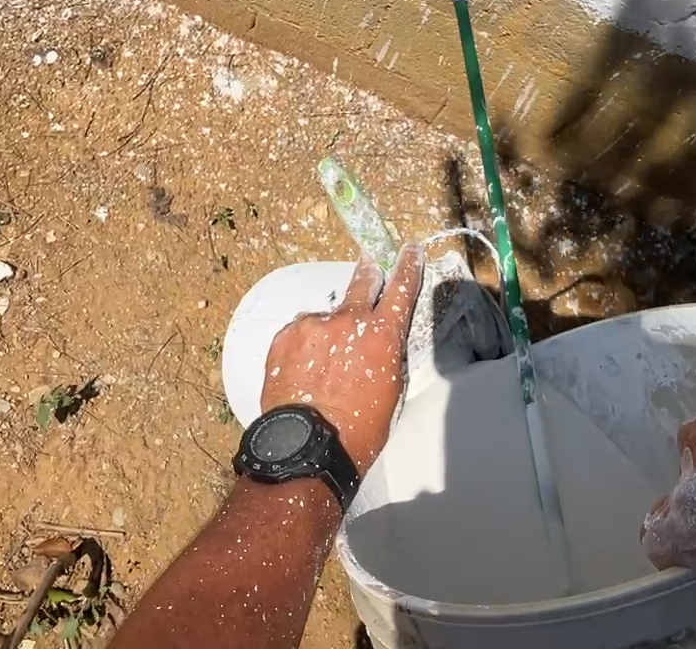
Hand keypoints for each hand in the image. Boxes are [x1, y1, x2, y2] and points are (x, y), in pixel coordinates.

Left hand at [261, 245, 423, 473]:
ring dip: (328, 330)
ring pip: (325, 317)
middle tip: (369, 265)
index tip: (410, 249)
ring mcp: (314, 323)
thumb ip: (384, 354)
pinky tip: (301, 370)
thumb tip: (377, 341)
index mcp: (382, 335)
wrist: (306, 445)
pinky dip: (303, 345)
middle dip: (369, 272)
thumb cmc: (358, 430)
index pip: (402, 290)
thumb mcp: (390, 391)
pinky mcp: (285, 334)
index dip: (408, 267)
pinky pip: (299, 331)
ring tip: (321, 364)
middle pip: (362, 282)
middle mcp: (349, 319)